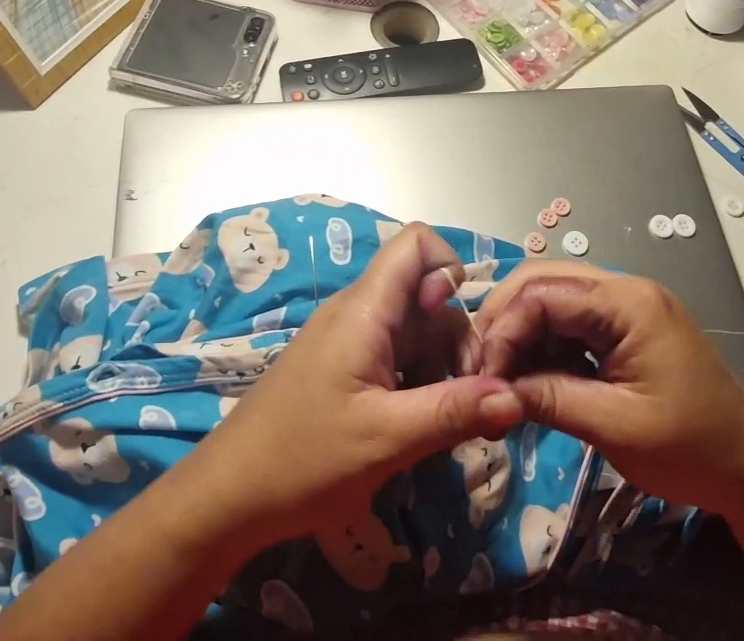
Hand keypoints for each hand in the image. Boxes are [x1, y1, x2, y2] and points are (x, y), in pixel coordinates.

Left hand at [188, 222, 523, 544]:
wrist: (225, 500)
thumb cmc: (302, 461)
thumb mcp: (387, 439)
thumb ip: (454, 412)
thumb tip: (517, 397)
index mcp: (364, 311)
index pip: (417, 243)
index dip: (450, 270)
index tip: (458, 333)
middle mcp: (359, 314)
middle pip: (428, 294)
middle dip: (459, 340)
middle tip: (470, 399)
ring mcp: (350, 342)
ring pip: (417, 329)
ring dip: (442, 367)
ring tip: (448, 422)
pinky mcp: (345, 368)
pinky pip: (398, 356)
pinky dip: (420, 382)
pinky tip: (419, 425)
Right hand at [474, 263, 743, 519]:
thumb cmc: (691, 448)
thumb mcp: (615, 426)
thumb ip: (550, 398)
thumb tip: (490, 390)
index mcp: (629, 304)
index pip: (543, 294)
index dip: (502, 331)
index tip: (482, 379)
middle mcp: (625, 291)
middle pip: (543, 282)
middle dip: (503, 322)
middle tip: (479, 372)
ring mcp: (626, 308)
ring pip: (552, 299)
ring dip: (519, 334)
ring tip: (497, 379)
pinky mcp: (624, 330)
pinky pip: (570, 322)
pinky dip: (542, 346)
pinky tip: (528, 378)